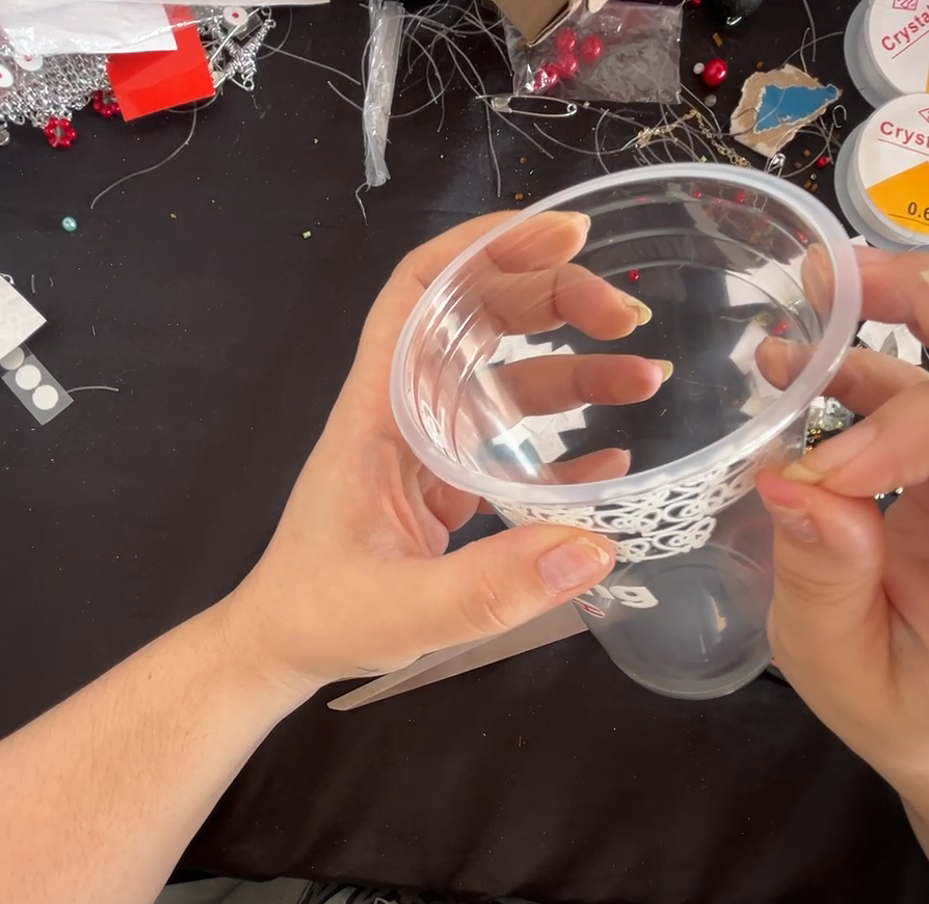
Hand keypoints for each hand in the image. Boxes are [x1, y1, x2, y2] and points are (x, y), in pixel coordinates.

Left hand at [227, 212, 662, 688]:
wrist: (285, 642)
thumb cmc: (321, 615)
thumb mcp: (402, 608)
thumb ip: (491, 587)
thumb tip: (595, 548)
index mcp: (377, 415)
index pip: (417, 295)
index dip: (483, 250)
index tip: (563, 237)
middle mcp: (402, 415)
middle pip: (474, 323)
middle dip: (551, 301)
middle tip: (626, 316)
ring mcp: (426, 449)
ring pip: (500, 383)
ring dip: (571, 373)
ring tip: (643, 379)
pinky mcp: (443, 485)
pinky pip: (506, 445)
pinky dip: (558, 442)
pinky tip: (610, 456)